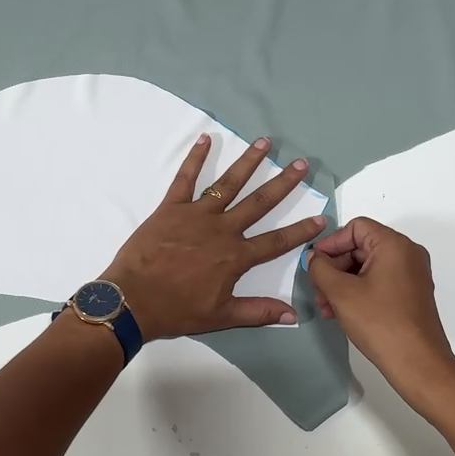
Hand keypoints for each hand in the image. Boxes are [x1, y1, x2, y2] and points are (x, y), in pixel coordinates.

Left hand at [99, 133, 325, 341]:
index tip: (321, 217)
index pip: (277, 241)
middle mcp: (222, 229)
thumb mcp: (222, 316)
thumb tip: (295, 316)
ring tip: (265, 143)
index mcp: (236, 256)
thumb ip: (259, 312)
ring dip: (248, 161)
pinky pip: (185, 178)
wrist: (133, 300)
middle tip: (302, 164)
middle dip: (283, 183)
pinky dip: (196, 157)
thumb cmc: (177, 310)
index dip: (301, 230)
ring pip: (228, 183)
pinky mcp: (171, 207)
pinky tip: (207, 138)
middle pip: (259, 202)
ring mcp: (197, 214)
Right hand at [305, 218, 454, 399]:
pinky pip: (379, 281)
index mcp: (394, 244)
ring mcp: (412, 275)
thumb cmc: (379, 322)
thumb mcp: (340, 292)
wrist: (417, 364)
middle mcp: (408, 254)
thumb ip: (320, 268)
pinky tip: (341, 312)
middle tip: (317, 288)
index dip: (330, 243)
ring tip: (325, 306)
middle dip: (335, 267)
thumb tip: (314, 258)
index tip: (313, 264)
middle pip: (361, 246)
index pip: (355, 228)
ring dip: (343, 282)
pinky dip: (359, 291)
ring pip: (368, 267)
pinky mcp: (412, 294)